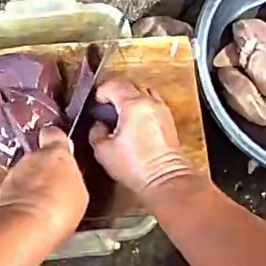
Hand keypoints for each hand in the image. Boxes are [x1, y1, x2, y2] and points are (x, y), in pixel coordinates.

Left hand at [0, 128, 86, 242]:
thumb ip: (71, 176)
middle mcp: (31, 158)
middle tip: (53, 187)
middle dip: (43, 169)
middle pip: (38, 157)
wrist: (27, 226)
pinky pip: (13, 190)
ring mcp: (13, 173)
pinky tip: (28, 213)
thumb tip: (66, 175)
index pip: (53, 133)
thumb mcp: (79, 192)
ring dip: (30, 185)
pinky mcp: (1, 190)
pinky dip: (18, 198)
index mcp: (55, 154)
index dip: (56, 139)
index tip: (61, 147)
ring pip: (24, 174)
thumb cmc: (60, 208)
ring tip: (41, 204)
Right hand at [89, 79, 198, 194]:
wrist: (165, 180)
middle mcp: (151, 104)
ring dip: (132, 98)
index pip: (115, 85)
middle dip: (117, 93)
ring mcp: (162, 112)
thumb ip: (96, 132)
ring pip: (144, 93)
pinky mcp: (169, 122)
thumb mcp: (103, 150)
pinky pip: (153, 105)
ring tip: (120, 113)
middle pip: (131, 86)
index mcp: (133, 105)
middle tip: (105, 106)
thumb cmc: (136, 166)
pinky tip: (133, 123)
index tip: (96, 100)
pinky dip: (142, 107)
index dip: (102, 90)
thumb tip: (98, 126)